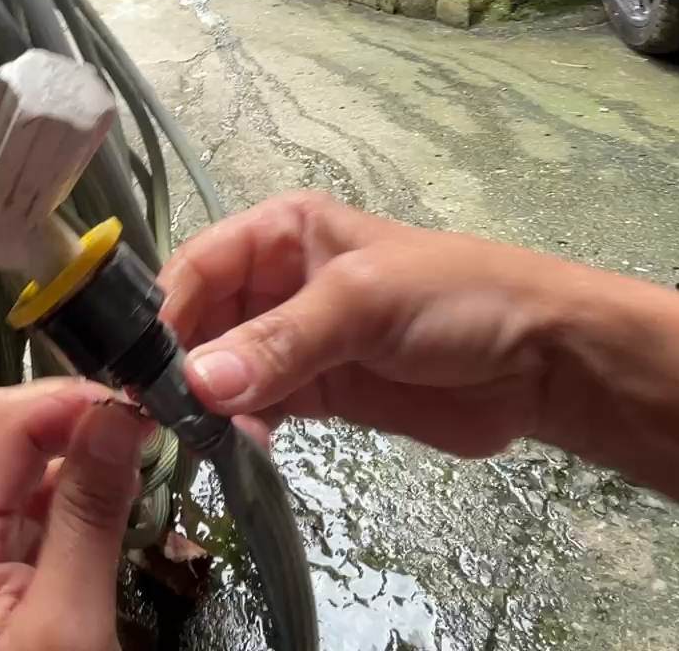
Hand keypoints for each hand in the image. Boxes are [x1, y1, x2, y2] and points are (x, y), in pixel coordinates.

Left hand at [0, 379, 152, 650]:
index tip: (139, 404)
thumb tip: (119, 413)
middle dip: (76, 415)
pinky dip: (80, 485)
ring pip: (25, 460)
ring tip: (144, 449)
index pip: (1, 425)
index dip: (69, 400)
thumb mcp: (68, 628)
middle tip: (148, 424)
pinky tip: (120, 492)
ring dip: (82, 446)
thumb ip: (89, 514)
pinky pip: (36, 501)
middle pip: (8, 433)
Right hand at [159, 191, 613, 456]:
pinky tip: (235, 447)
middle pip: (202, 317)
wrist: (542, 363)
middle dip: (178, 359)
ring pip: (223, 365)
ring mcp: (291, 338)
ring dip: (205, 398)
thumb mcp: (361, 302)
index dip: (166, 308)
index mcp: (280, 232)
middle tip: (152, 411)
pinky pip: (257, 405)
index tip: (136, 362)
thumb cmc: (452, 300)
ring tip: (190, 435)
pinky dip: (239, 426)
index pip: (200, 263)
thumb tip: (197, 385)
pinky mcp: (313, 389)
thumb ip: (279, 343)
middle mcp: (274, 281)